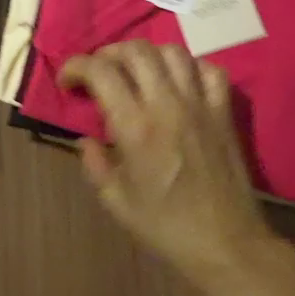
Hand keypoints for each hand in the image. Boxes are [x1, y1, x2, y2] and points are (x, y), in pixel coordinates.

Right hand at [60, 41, 278, 280]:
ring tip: (137, 72)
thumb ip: (94, 164)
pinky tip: (179, 83)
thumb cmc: (167, 227)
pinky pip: (210, 70)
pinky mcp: (224, 113)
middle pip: (136, 50)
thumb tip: (85, 140)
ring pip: (172, 51)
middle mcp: (167, 105)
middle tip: (99, 73)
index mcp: (135, 127)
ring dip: (147, 55)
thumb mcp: (116, 202)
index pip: (100, 71)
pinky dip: (190, 68)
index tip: (67, 82)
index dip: (76, 66)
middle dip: (109, 54)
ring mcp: (200, 105)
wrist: (227, 245)